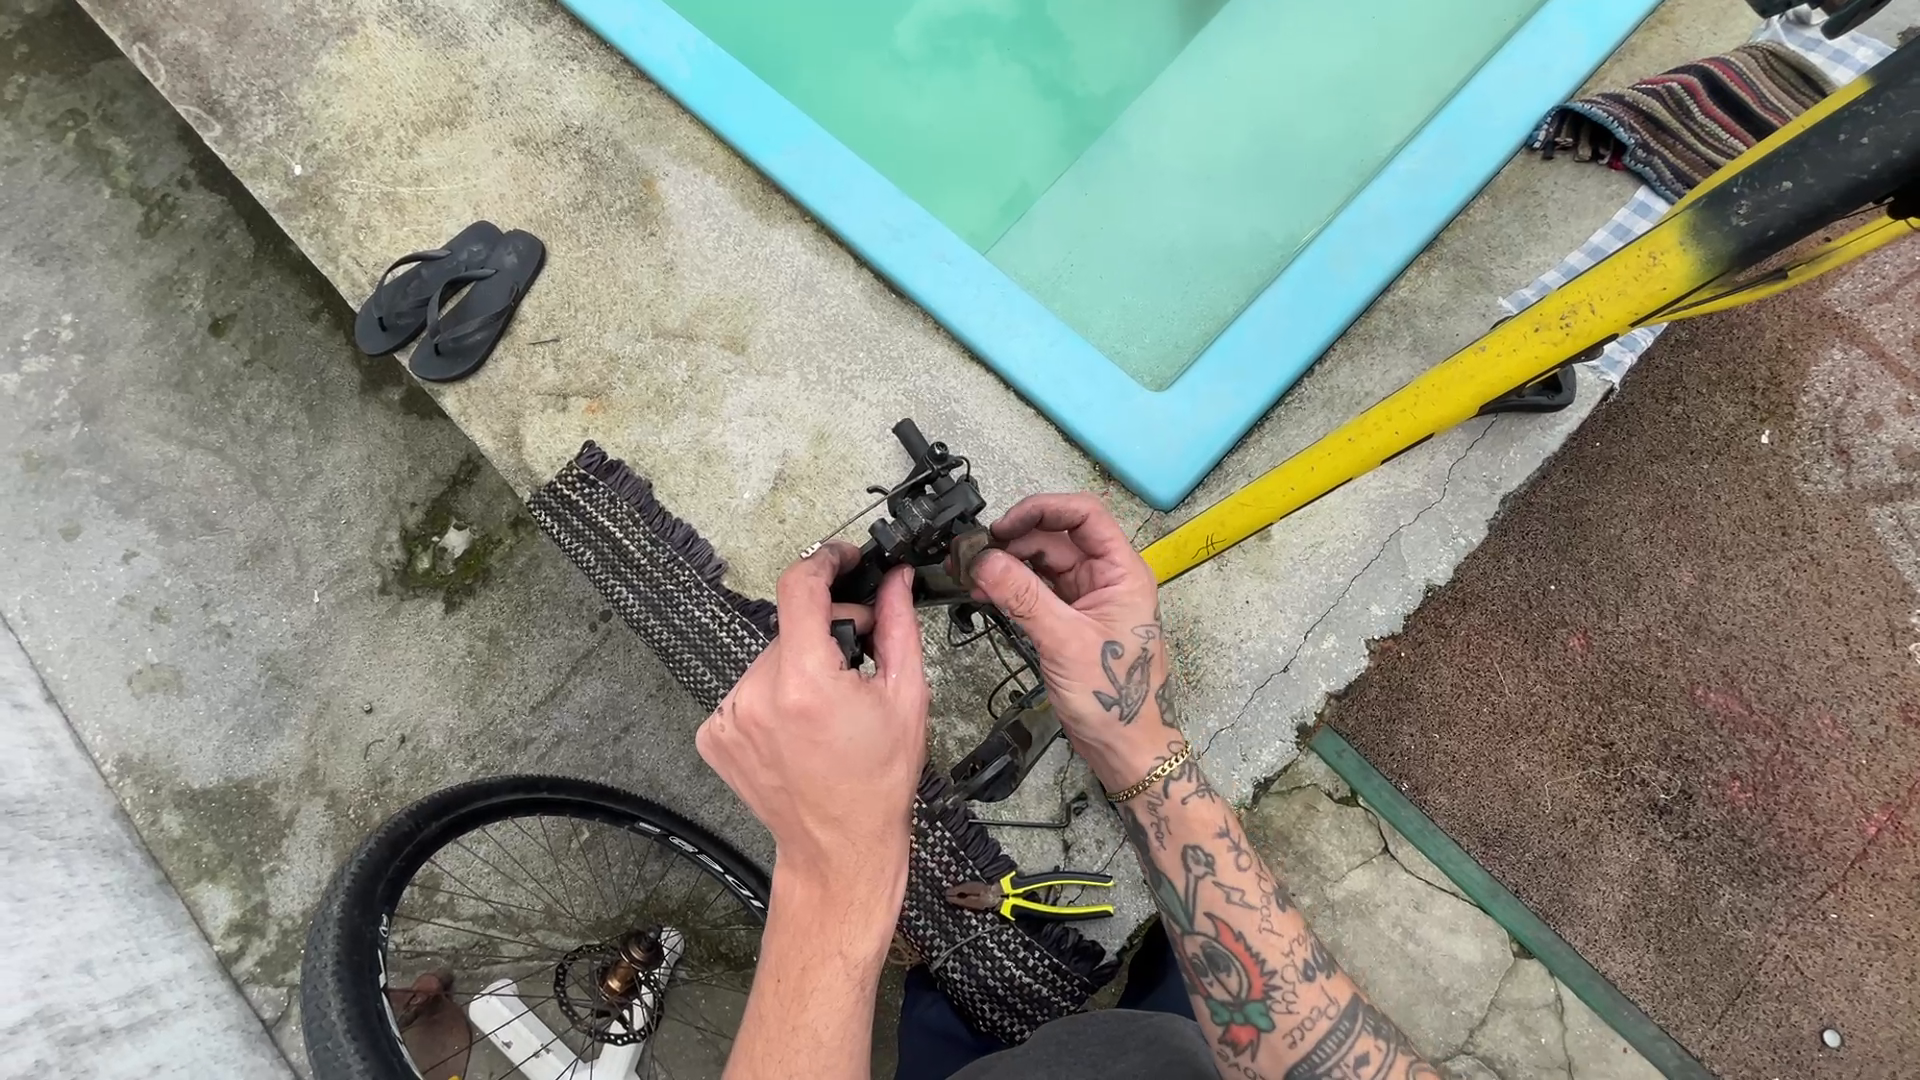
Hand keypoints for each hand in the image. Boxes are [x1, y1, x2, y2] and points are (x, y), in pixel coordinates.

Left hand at [696, 542, 929, 905]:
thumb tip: (897, 580)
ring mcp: (728, 716)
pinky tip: (799, 723)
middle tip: (856, 662)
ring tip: (828, 706)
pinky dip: (775, 693)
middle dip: (828, 631)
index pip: (800, 586)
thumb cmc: (876, 780)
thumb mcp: (905, 696)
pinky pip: (748, 688)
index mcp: (805, 682)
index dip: (825, 561)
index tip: (842, 559)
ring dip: (800, 664)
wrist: (838, 846)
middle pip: (791, 626)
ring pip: (772, 657)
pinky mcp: (714, 734)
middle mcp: (756, 695)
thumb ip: (898, 625)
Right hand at [965, 494, 1174, 790]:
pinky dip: (1010, 586)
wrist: (1123, 747)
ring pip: (1042, 562)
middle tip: (976, 554)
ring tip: (973, 574)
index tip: (1005, 525)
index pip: (1084, 516)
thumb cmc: (1115, 701)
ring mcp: (1086, 597)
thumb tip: (985, 561)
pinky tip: (986, 591)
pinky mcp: (1069, 617)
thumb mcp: (1065, 642)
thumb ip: (1024, 598)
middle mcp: (1105, 578)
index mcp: (1122, 573)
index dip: (1043, 510)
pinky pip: (1036, 588)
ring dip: (1008, 564)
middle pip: (1056, 537)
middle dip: (1015, 540)